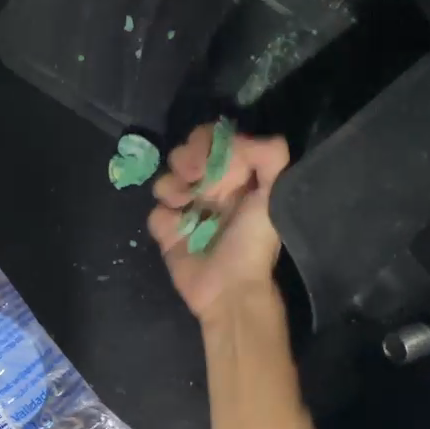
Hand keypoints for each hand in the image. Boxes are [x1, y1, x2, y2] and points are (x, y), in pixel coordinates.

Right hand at [146, 126, 291, 327]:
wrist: (229, 288)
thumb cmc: (253, 242)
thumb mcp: (274, 192)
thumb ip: (269, 154)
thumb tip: (235, 140)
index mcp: (236, 177)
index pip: (213, 142)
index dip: (206, 141)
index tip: (208, 156)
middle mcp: (210, 190)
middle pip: (184, 155)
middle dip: (185, 159)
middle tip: (194, 176)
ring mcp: (186, 212)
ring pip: (165, 180)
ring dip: (171, 186)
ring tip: (184, 203)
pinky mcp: (167, 234)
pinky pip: (155, 213)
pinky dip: (163, 218)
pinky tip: (175, 229)